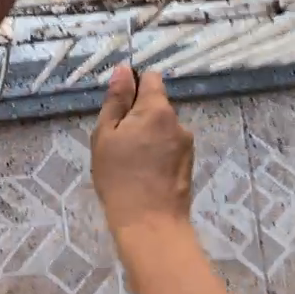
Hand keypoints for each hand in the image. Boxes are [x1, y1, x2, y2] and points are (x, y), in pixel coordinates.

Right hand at [91, 64, 193, 233]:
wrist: (149, 223)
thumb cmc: (119, 177)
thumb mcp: (105, 135)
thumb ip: (116, 101)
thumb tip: (123, 71)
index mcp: (157, 110)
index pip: (151, 78)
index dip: (133, 86)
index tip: (118, 107)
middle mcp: (178, 122)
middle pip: (156, 105)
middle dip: (138, 115)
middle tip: (117, 141)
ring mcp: (186, 144)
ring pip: (162, 127)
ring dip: (148, 135)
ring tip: (129, 161)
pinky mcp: (189, 163)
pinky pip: (169, 146)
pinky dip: (157, 152)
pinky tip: (144, 172)